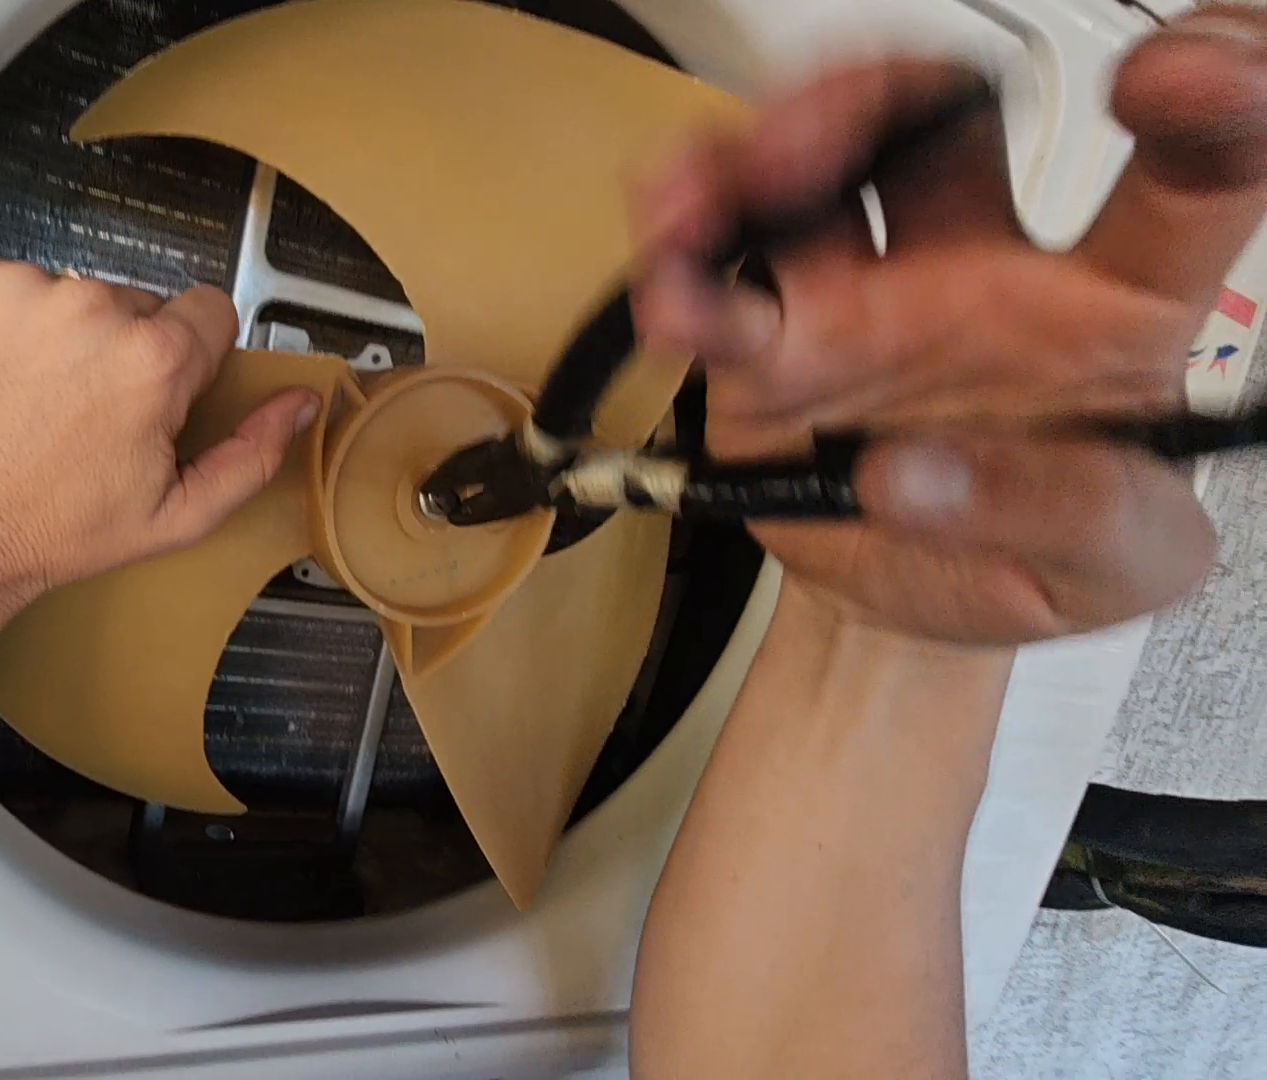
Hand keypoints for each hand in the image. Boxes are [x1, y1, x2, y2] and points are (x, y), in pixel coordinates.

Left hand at [0, 248, 319, 621]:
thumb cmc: (45, 533)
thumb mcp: (174, 515)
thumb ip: (253, 454)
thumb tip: (298, 405)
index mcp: (152, 360)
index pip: (209, 313)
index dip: (188, 359)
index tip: (155, 391)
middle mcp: (86, 305)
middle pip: (135, 303)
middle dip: (122, 349)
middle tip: (83, 412)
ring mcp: (12, 284)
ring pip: (67, 292)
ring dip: (57, 334)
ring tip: (26, 400)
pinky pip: (0, 281)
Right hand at [636, 8, 1266, 643]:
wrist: (906, 599)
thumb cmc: (1032, 569)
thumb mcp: (1115, 565)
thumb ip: (1066, 512)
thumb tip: (910, 474)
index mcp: (1106, 303)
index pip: (1183, 171)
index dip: (1207, 90)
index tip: (1161, 80)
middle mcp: (967, 276)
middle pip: (928, 129)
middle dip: (868, 104)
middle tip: (803, 146)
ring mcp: (849, 312)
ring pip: (795, 197)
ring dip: (736, 177)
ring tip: (691, 211)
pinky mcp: (760, 361)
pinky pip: (713, 305)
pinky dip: (678, 287)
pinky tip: (663, 291)